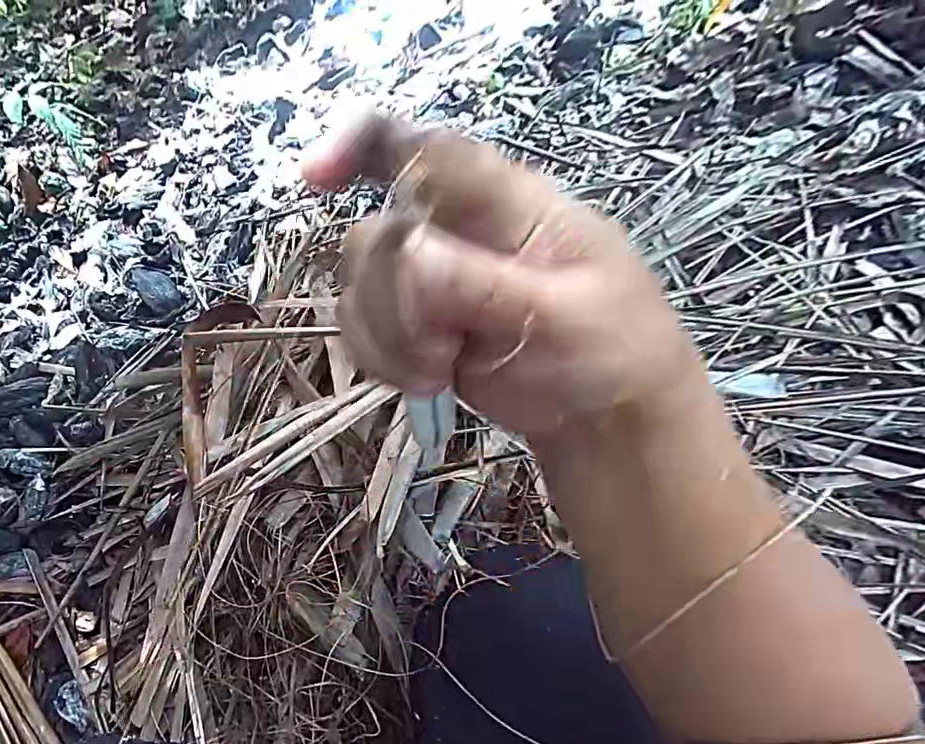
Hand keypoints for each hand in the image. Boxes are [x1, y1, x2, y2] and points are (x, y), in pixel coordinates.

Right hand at [302, 113, 704, 437]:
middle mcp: (456, 236)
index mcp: (506, 205)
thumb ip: (485, 285)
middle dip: (392, 304)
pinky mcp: (410, 331)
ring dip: (388, 343)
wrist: (600, 414)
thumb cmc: (608, 351)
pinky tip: (428, 381)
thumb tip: (407, 256)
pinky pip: (360, 334)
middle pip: (373, 241)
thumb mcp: (563, 315)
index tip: (315, 178)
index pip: (427, 154)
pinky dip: (381, 363)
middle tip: (443, 348)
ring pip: (357, 294)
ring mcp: (428, 287)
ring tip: (442, 371)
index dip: (362, 148)